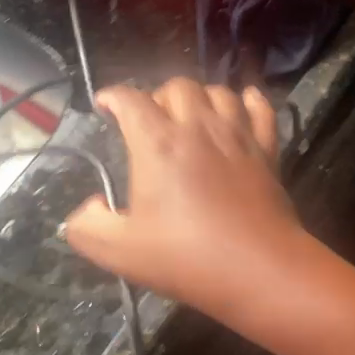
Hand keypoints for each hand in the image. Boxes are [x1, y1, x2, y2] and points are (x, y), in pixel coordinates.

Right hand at [63, 77, 311, 318]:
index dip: (113, 96)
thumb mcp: (118, 252)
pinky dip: (251, 100)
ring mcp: (238, 135)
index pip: (131, 99)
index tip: (106, 105)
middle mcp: (199, 128)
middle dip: (158, 95)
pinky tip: (244, 103)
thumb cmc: (186, 257)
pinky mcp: (267, 149)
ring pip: (219, 92)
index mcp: (157, 144)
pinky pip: (262, 109)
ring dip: (201, 97)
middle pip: (178, 86)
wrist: (258, 267)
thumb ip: (88, 226)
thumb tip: (89, 206)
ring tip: (193, 116)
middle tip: (152, 120)